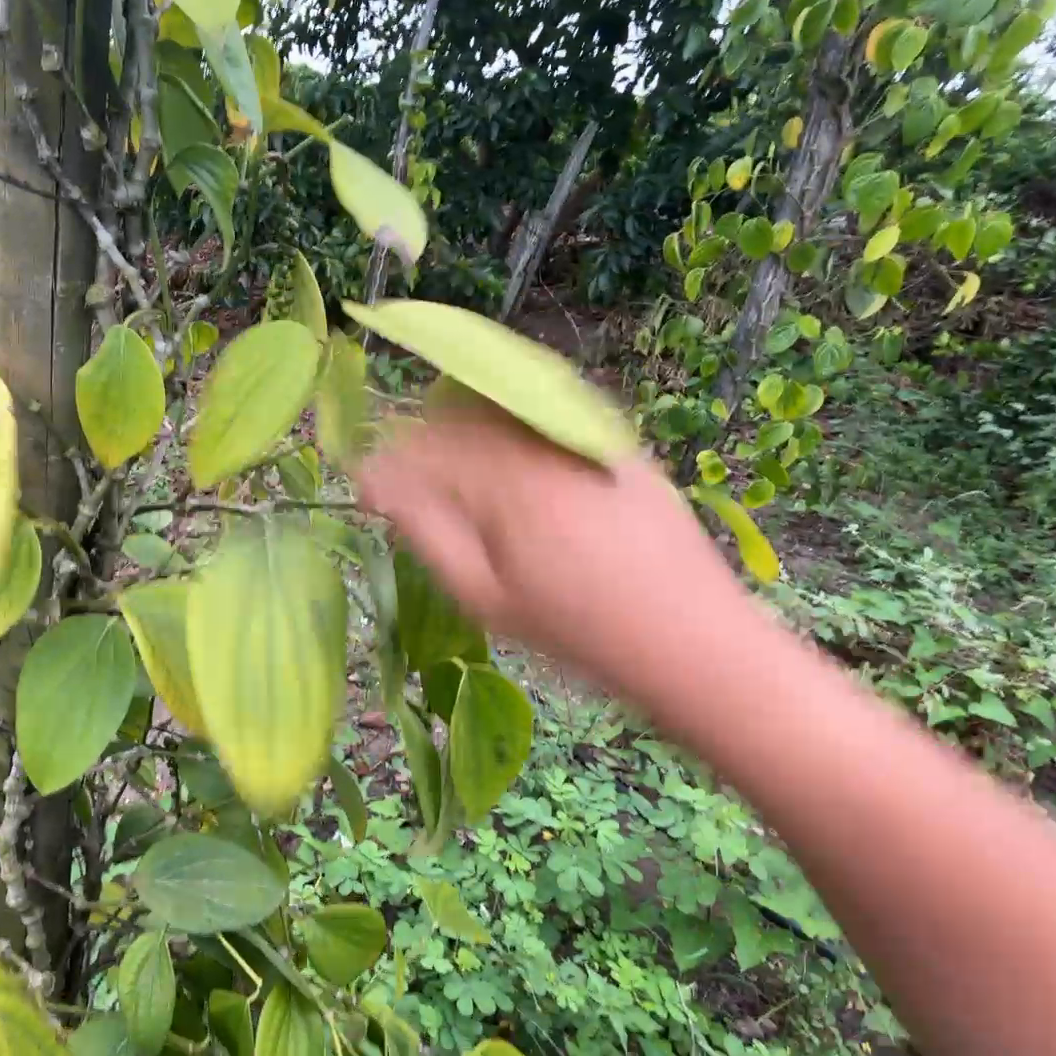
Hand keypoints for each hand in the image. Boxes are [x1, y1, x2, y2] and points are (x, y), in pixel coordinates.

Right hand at [357, 404, 771, 709]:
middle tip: (397, 477)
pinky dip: (509, 427)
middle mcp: (545, 444)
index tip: (362, 485)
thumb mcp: (485, 595)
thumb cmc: (576, 631)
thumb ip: (427, 531)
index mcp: (508, 481)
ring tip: (441, 465)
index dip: (384, 464)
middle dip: (417, 441)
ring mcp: (587, 441)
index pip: (424, 450)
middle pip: (459, 421)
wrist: (693, 643)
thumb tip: (381, 488)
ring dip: (459, 429)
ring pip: (502, 413)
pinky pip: (547, 418)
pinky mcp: (618, 448)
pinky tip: (502, 459)